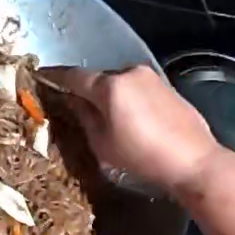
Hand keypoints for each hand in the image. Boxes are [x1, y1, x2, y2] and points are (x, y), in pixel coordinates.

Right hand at [49, 65, 230, 199]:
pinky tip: (126, 118)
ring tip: (102, 116)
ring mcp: (150, 77)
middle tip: (72, 107)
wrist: (195, 162)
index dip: (53, 77)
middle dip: (83, 90)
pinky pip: (135, 88)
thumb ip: (83, 117)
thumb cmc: (142, 156)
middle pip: (96, 78)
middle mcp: (129, 72)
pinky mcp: (166, 86)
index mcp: (109, 85)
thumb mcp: (102, 144)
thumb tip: (72, 101)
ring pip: (117, 82)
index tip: (39, 77)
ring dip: (106, 95)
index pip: (73, 76)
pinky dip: (124, 98)